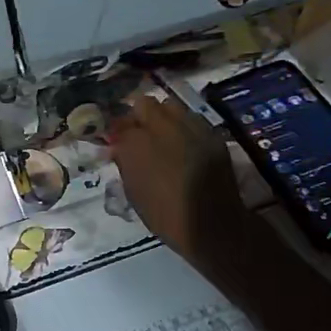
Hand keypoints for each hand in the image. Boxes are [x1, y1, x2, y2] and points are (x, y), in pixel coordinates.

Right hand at [108, 93, 248, 264]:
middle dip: (138, 116)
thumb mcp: (135, 193)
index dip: (117, 132)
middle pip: (145, 104)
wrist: (213, 226)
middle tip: (139, 134)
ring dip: (162, 117)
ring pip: (170, 106)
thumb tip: (119, 147)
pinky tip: (184, 144)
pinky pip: (192, 119)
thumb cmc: (166, 217)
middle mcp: (163, 129)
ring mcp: (191, 128)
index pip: (120, 125)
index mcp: (137, 146)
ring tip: (163, 136)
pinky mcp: (212, 134)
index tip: (117, 141)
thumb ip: (125, 163)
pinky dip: (183, 127)